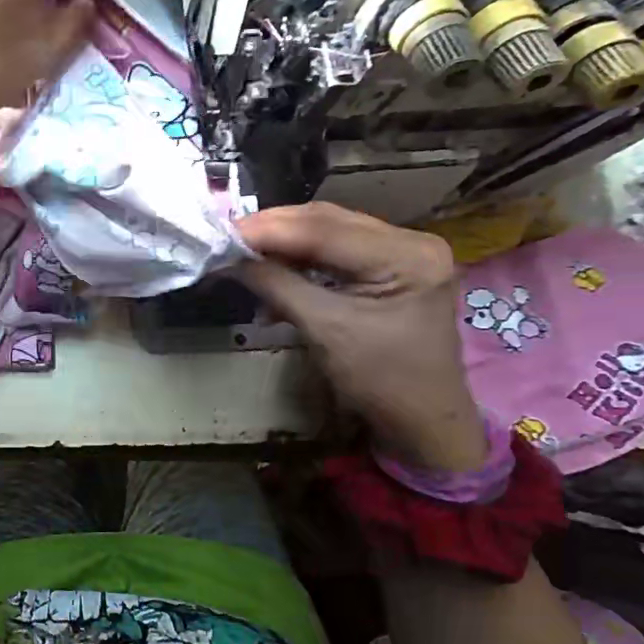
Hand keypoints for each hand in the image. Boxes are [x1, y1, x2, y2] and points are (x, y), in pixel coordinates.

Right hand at [236, 203, 487, 472]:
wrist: (422, 422)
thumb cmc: (380, 382)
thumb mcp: (324, 330)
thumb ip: (276, 285)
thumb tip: (229, 258)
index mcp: (406, 255)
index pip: (324, 230)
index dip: (267, 229)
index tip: (221, 233)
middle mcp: (410, 240)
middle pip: (326, 221)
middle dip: (272, 230)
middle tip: (226, 238)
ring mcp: (403, 251)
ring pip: (328, 232)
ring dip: (283, 243)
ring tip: (242, 253)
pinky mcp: (391, 266)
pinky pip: (337, 251)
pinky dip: (301, 260)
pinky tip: (272, 272)